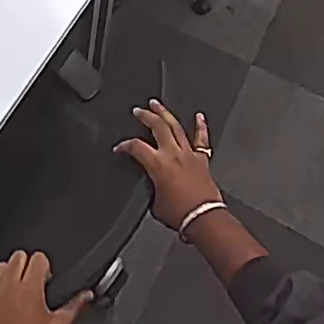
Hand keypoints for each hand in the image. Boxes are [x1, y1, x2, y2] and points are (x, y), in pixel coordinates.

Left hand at [0, 251, 90, 323]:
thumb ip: (75, 306)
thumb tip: (86, 296)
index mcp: (29, 290)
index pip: (38, 258)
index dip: (45, 267)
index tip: (47, 278)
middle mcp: (7, 288)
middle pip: (18, 257)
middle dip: (28, 267)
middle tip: (34, 285)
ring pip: (0, 268)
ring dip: (10, 274)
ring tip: (18, 293)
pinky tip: (3, 303)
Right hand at [116, 100, 221, 229]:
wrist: (203, 219)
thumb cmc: (180, 214)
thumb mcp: (154, 202)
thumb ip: (150, 186)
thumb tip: (151, 183)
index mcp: (158, 165)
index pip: (136, 147)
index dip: (124, 146)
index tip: (120, 148)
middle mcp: (174, 155)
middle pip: (157, 126)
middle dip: (145, 116)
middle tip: (138, 111)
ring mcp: (189, 154)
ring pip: (176, 126)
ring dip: (165, 114)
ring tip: (157, 105)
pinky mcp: (202, 160)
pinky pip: (202, 138)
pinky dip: (201, 126)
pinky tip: (199, 116)